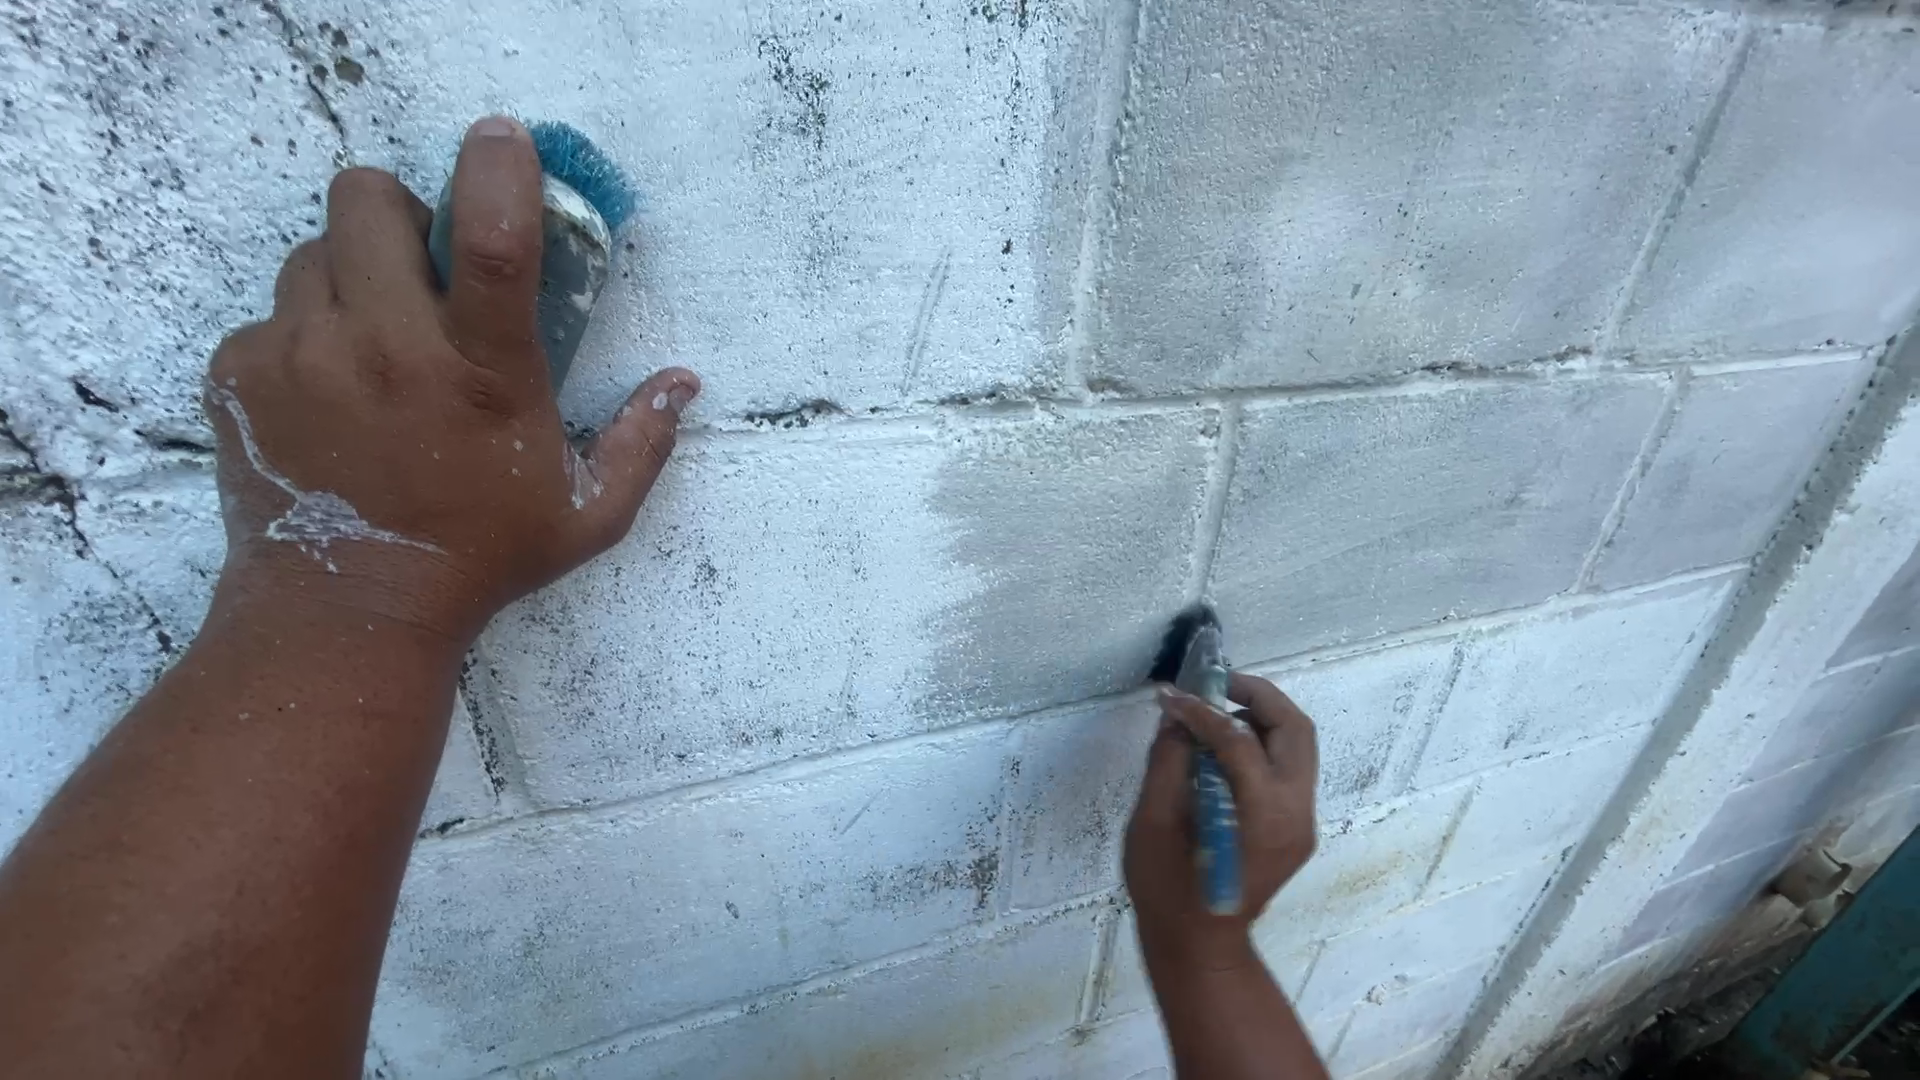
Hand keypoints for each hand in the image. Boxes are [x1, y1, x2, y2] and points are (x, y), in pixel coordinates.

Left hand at [203, 116, 697, 641]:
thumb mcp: (592, 514)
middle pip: (368, 200)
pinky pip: (273, 311)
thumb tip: (685, 382)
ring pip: (313, 249)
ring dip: (357, 269)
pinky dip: (311, 328)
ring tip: (384, 334)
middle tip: (430, 268)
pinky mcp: (240, 374)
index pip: (496, 244)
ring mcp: (301, 357)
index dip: (500, 172)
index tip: (502, 139)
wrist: (351, 609)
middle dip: (405, 212)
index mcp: (485, 378)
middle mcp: (386, 349)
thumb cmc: (487, 556)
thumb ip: (644, 443)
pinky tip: (338, 388)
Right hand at [1124, 672, 1318, 970]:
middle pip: (1295, 729)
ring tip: (1214, 707)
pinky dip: (1259, 741)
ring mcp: (1302, 822)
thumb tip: (1177, 717)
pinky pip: (1287, 766)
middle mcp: (1296, 814)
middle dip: (1256, 694)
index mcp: (1262, 817)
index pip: (1239, 741)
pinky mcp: (1295, 826)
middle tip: (1212, 682)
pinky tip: (1222, 744)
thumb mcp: (1154, 822)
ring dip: (1261, 715)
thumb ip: (1168, 762)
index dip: (1201, 711)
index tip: (1170, 695)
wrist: (1199, 946)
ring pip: (1298, 744)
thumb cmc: (1167, 889)